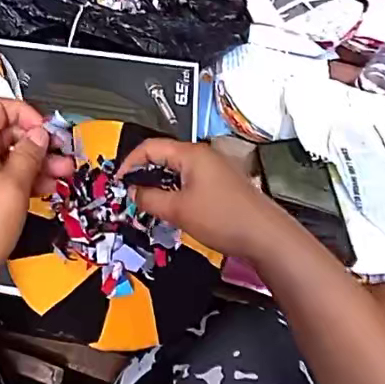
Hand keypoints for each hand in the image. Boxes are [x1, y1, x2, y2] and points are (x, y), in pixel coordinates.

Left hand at [0, 99, 73, 281]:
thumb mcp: (14, 185)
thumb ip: (30, 154)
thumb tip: (39, 135)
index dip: (25, 113)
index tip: (46, 130)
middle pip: (7, 134)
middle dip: (38, 142)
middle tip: (61, 156)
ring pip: (10, 159)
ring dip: (37, 164)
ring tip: (61, 176)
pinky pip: (6, 180)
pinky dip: (26, 182)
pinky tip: (44, 191)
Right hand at [120, 139, 292, 258]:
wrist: (265, 236)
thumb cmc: (226, 218)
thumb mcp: (178, 210)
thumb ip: (149, 198)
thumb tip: (132, 192)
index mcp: (192, 154)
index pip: (150, 146)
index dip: (129, 162)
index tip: (118, 180)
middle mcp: (204, 155)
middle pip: (164, 156)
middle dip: (143, 173)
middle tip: (130, 193)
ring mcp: (215, 169)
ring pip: (177, 170)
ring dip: (160, 184)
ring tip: (149, 204)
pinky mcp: (222, 184)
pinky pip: (190, 180)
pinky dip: (176, 191)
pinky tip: (173, 208)